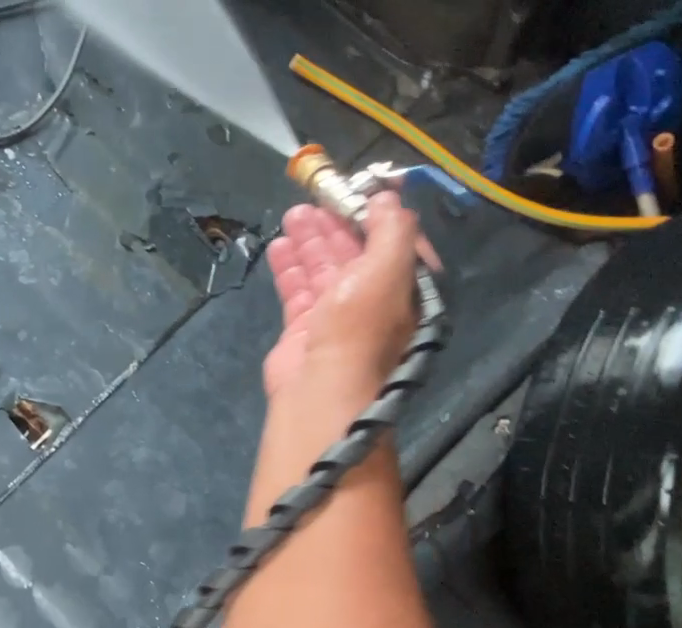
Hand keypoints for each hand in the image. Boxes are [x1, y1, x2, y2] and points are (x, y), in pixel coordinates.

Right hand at [262, 192, 425, 401]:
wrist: (321, 384)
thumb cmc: (360, 325)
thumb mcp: (388, 267)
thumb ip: (391, 228)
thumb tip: (387, 196)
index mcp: (402, 285)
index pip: (393, 241)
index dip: (376, 213)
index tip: (357, 189)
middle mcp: (372, 298)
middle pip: (352, 251)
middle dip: (335, 224)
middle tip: (314, 198)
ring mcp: (335, 314)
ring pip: (322, 268)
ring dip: (308, 241)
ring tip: (291, 216)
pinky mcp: (303, 328)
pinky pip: (297, 289)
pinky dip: (288, 267)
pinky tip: (279, 247)